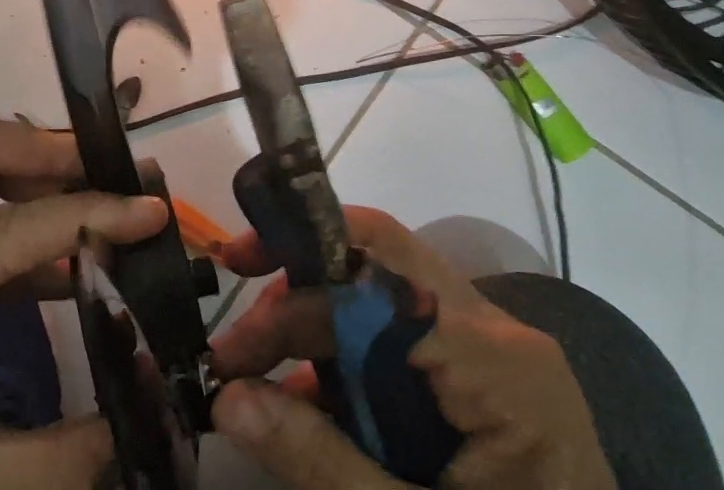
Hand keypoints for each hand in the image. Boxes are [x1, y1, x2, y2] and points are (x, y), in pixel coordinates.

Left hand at [0, 115, 170, 489]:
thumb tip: (157, 395)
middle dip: (49, 153)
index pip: (1, 229)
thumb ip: (71, 450)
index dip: (81, 213)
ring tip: (113, 205)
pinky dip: (37, 216)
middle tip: (116, 179)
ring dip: (46, 173)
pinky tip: (86, 260)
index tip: (149, 209)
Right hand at [209, 206, 614, 489]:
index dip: (292, 295)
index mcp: (496, 364)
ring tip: (258, 373)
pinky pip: (399, 338)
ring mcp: (495, 354)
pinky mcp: (486, 379)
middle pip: (380, 261)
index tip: (230, 337)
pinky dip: (345, 356)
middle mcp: (498, 335)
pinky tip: (307, 400)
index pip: (375, 281)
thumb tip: (225, 399)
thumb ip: (320, 462)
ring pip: (383, 293)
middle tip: (234, 314)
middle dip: (297, 276)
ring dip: (313, 319)